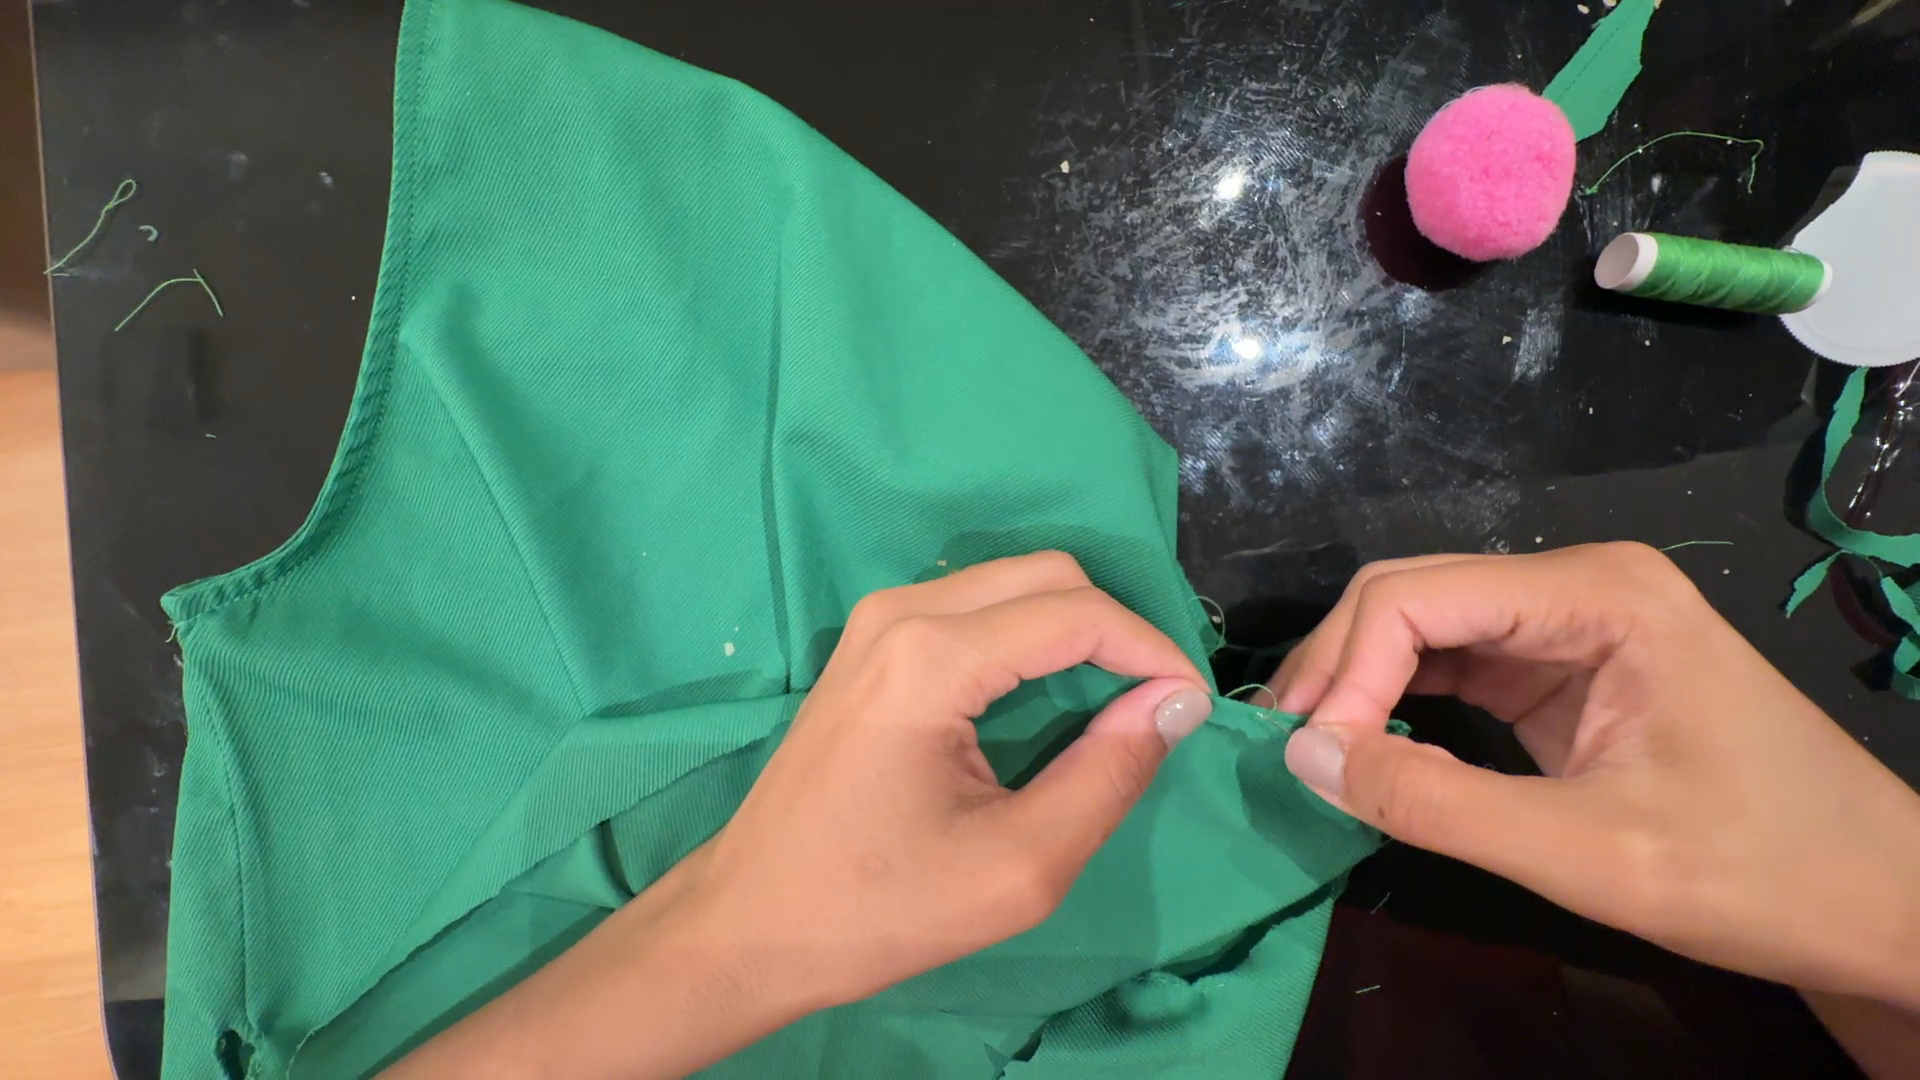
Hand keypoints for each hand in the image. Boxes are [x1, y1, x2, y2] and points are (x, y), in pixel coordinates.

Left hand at [683, 550, 1212, 1009]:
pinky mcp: (872, 639)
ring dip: (1073, 624)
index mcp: (932, 658)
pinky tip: (1044, 688)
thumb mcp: (1018, 865)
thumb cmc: (879, 906)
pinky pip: (974, 603)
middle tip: (1153, 698)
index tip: (1190, 703)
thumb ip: (1108, 774)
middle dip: (1115, 625)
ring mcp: (879, 618)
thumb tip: (1173, 703)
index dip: (1150, 648)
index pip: (1075, 613)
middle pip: (1047, 574)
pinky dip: (1028, 630)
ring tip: (1112, 694)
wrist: (751, 919)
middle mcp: (902, 611)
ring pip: (1012, 580)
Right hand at [1268, 543, 1919, 1012]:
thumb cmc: (1765, 875)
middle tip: (1291, 742)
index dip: (1347, 671)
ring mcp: (1553, 617)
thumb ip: (1433, 803)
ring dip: (1350, 679)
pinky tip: (1360, 736)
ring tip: (1308, 740)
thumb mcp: (1592, 854)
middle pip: (1400, 596)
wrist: (1889, 912)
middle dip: (1336, 667)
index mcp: (1594, 595)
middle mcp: (1565, 583)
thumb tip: (1303, 756)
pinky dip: (1385, 696)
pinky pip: (1435, 659)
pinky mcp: (1541, 657)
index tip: (1314, 751)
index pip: (1414, 599)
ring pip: (1407, 623)